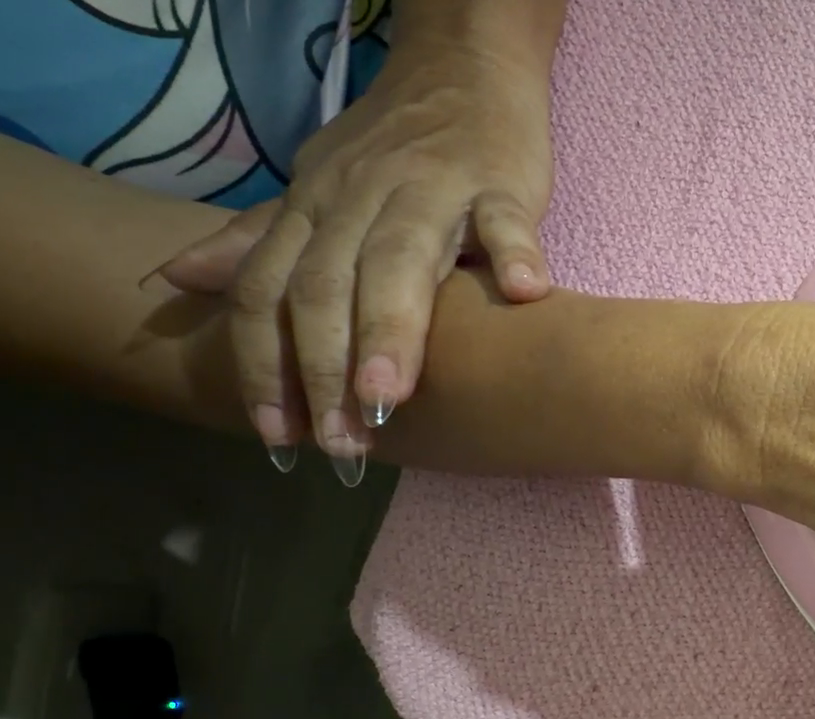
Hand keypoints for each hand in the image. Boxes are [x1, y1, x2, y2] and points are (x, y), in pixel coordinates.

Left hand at [157, 33, 553, 483]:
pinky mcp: (501, 183)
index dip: (268, 365)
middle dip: (326, 367)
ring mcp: (433, 190)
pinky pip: (506, 218)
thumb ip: (263, 238)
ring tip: (389, 400)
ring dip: (393, 329)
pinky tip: (526, 292)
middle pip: (328, 287)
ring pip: (401, 259)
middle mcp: (361, 202)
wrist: (462, 71)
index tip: (279, 436)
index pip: (275, 292)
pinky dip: (514, 251)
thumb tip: (181, 281)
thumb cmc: (401, 147)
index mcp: (318, 210)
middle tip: (342, 443)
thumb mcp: (320, 188)